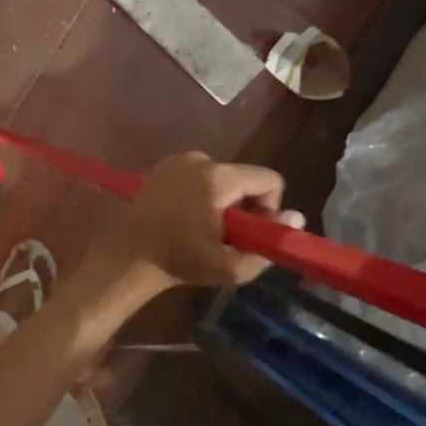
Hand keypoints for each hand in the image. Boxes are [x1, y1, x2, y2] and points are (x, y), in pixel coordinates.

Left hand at [95, 152, 305, 287]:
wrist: (129, 256)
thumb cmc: (180, 261)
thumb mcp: (231, 266)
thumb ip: (269, 243)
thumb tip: (296, 218)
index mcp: (217, 177)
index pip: (268, 179)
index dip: (269, 207)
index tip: (251, 231)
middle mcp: (199, 159)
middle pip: (243, 178)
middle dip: (243, 205)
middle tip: (224, 235)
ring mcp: (177, 160)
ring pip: (221, 177)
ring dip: (221, 200)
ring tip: (202, 228)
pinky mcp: (162, 166)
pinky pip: (198, 175)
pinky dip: (200, 193)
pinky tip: (185, 217)